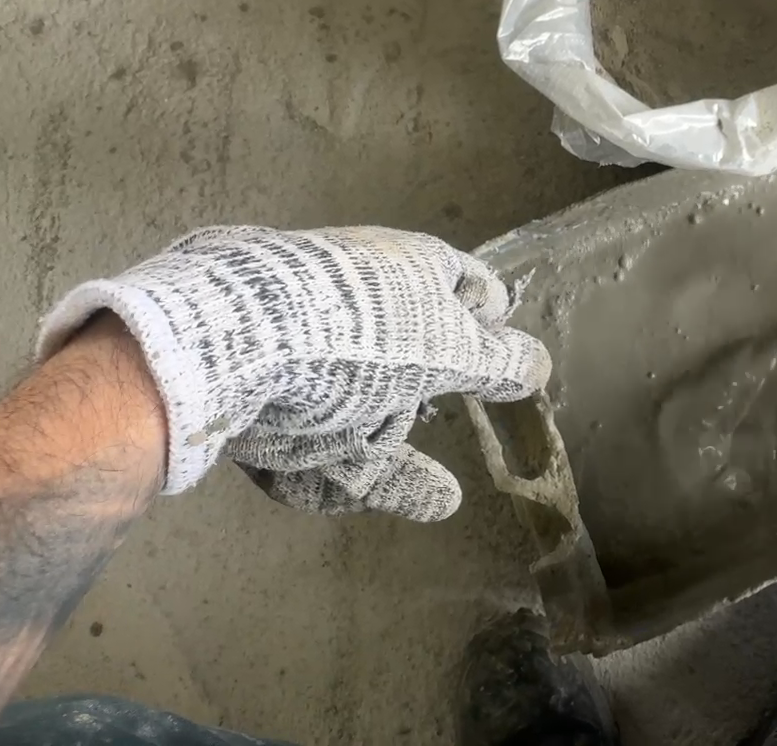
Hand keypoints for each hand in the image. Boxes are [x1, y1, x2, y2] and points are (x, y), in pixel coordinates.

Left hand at [37, 226, 550, 521]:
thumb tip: (542, 365)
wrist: (234, 342)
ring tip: (435, 495)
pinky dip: (342, 471)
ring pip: (359, 400)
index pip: (471, 285)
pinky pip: (312, 432)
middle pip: (412, 347)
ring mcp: (309, 342)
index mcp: (413, 271)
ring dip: (389, 445)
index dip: (490, 317)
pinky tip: (386, 504)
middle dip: (427, 391)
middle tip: (439, 421)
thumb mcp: (449, 349)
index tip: (501, 360)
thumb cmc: (365, 332)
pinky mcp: (263, 388)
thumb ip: (498, 362)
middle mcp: (363, 300)